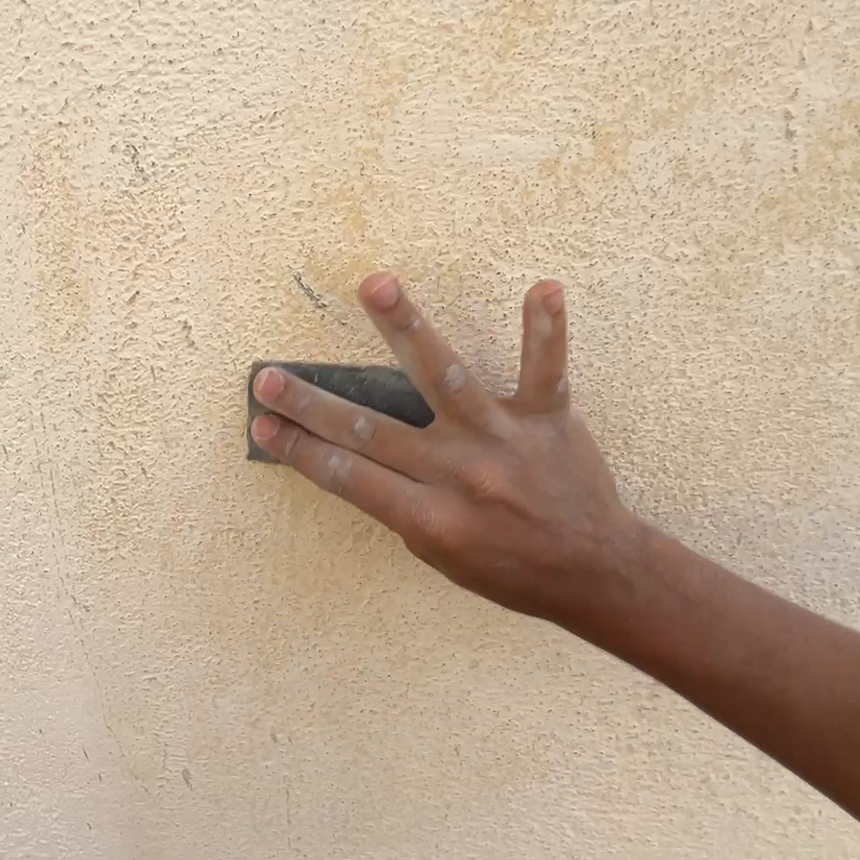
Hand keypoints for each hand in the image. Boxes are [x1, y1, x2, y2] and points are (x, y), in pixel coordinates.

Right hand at [249, 273, 648, 625]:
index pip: (346, 476)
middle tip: (269, 377)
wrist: (598, 574)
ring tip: (376, 284)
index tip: (261, 423)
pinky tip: (543, 288)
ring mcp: (501, 439)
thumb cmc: (510, 569)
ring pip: (446, 376)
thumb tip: (359, 456)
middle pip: (370, 429)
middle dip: (312, 403)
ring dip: (407, 327)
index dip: (297, 449)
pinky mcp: (546, 419)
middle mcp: (458, 473)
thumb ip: (399, 505)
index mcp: (428, 517)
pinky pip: (546, 370)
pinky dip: (545, 330)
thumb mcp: (438, 556)